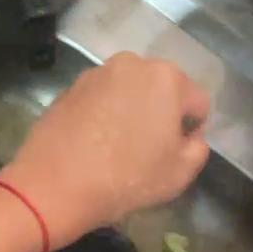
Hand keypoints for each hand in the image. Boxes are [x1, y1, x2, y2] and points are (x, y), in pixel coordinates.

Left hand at [0, 52, 211, 242]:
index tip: (176, 153)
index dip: (192, 130)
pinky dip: (102, 117)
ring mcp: (96, 74)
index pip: (197, 102)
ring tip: (117, 149)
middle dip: (160, 115)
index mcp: (166, 78)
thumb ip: (197, 150)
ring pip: (127, 93)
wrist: (54, 187)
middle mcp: (131, 64)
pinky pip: (99, 101)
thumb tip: (192, 138)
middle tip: (147, 151)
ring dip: (130, 113)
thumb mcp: (178, 175)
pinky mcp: (68, 89)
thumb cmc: (126, 180)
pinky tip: (93, 145)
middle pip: (160, 90)